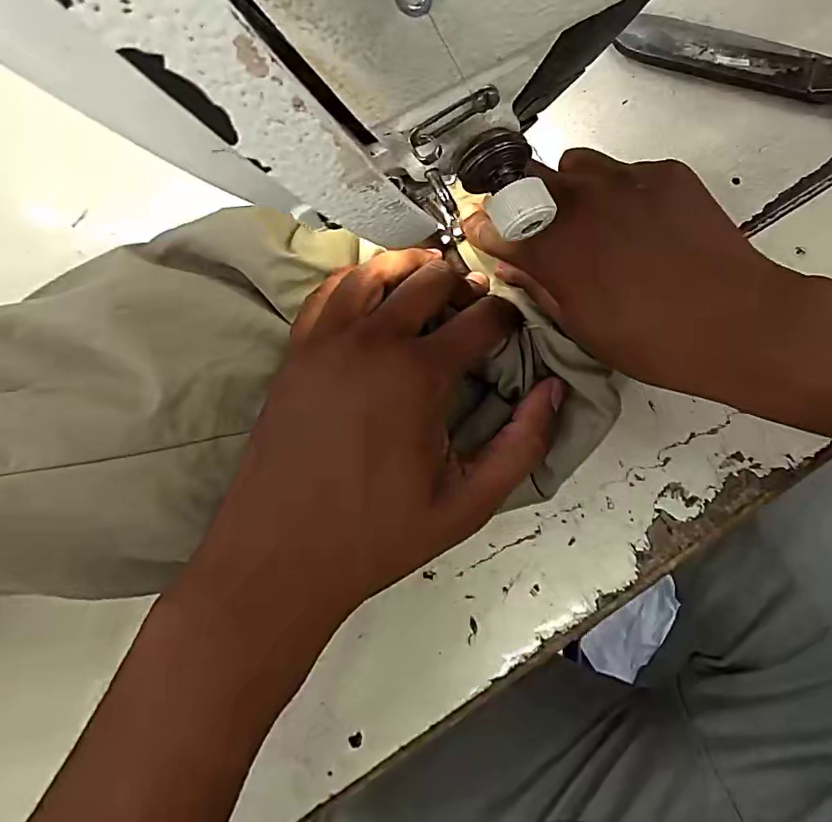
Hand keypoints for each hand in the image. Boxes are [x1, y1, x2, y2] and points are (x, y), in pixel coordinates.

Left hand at [180, 249, 565, 645]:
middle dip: (466, 284)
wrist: (277, 561)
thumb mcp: (469, 503)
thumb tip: (554, 391)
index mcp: (417, 376)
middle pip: (432, 279)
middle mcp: (371, 344)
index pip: (482, 317)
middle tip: (479, 306)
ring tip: (435, 283)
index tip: (516, 324)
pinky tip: (377, 296)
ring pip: (377, 270)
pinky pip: (330, 291)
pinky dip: (361, 280)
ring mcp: (327, 343)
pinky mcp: (297, 353)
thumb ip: (523, 444)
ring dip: (413, 269)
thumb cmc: (376, 536)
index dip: (509, 315)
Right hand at [462, 149, 814, 404]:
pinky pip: (626, 169)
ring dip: (572, 188)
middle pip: (524, 177)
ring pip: (576, 165)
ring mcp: (626, 181)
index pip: (494, 219)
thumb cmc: (663, 339)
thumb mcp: (586, 328)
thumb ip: (542, 289)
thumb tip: (517, 268)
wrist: (739, 320)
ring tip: (595, 221)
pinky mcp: (665, 173)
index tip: (490, 234)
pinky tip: (642, 222)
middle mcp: (583, 202)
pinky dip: (622, 190)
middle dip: (521, 200)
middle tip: (539, 225)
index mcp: (554, 246)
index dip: (487, 229)